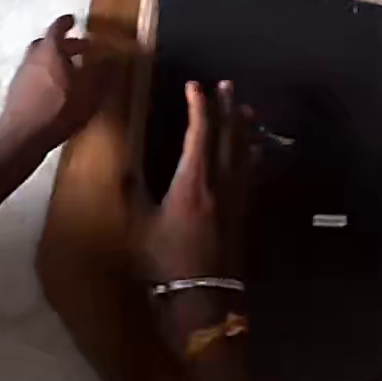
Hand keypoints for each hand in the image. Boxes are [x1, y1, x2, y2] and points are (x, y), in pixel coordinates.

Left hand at [0, 15, 95, 159]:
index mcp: (50, 51)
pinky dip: (45, 74)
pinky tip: (56, 90)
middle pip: (46, 43)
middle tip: (81, 49)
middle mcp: (32, 59)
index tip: (74, 19)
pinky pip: (33, 75)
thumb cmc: (59, 110)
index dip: (66, 22)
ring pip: (38, 59)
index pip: (57, 28)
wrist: (21, 140)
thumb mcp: (89, 92)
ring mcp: (21, 76)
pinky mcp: (15, 93)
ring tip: (71, 71)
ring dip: (53, 60)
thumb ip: (99, 72)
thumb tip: (108, 58)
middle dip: (64, 43)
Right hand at [137, 80, 251, 283]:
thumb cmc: (166, 260)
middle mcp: (220, 178)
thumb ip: (133, 193)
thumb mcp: (140, 226)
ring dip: (243, 126)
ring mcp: (236, 193)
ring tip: (246, 108)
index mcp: (193, 177)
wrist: (204, 295)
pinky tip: (256, 149)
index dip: (198, 105)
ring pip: (243, 149)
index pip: (199, 130)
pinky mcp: (244, 208)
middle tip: (226, 84)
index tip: (194, 86)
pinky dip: (253, 153)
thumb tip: (124, 167)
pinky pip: (251, 171)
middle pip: (226, 133)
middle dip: (226, 107)